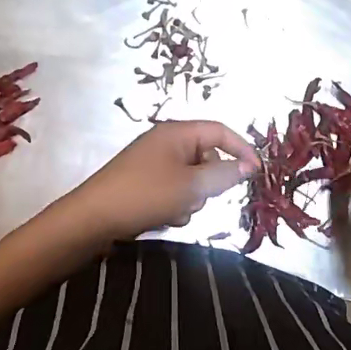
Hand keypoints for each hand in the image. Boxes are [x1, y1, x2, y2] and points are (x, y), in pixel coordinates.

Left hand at [60, 120, 259, 240]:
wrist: (94, 218)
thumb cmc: (145, 195)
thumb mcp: (191, 186)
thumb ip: (224, 174)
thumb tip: (249, 166)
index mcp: (177, 132)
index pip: (220, 131)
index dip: (242, 149)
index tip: (257, 173)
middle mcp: (166, 143)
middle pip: (207, 158)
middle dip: (209, 183)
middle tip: (199, 198)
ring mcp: (155, 164)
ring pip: (193, 180)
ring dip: (192, 199)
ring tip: (175, 211)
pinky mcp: (146, 184)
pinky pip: (175, 192)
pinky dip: (176, 206)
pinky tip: (163, 217)